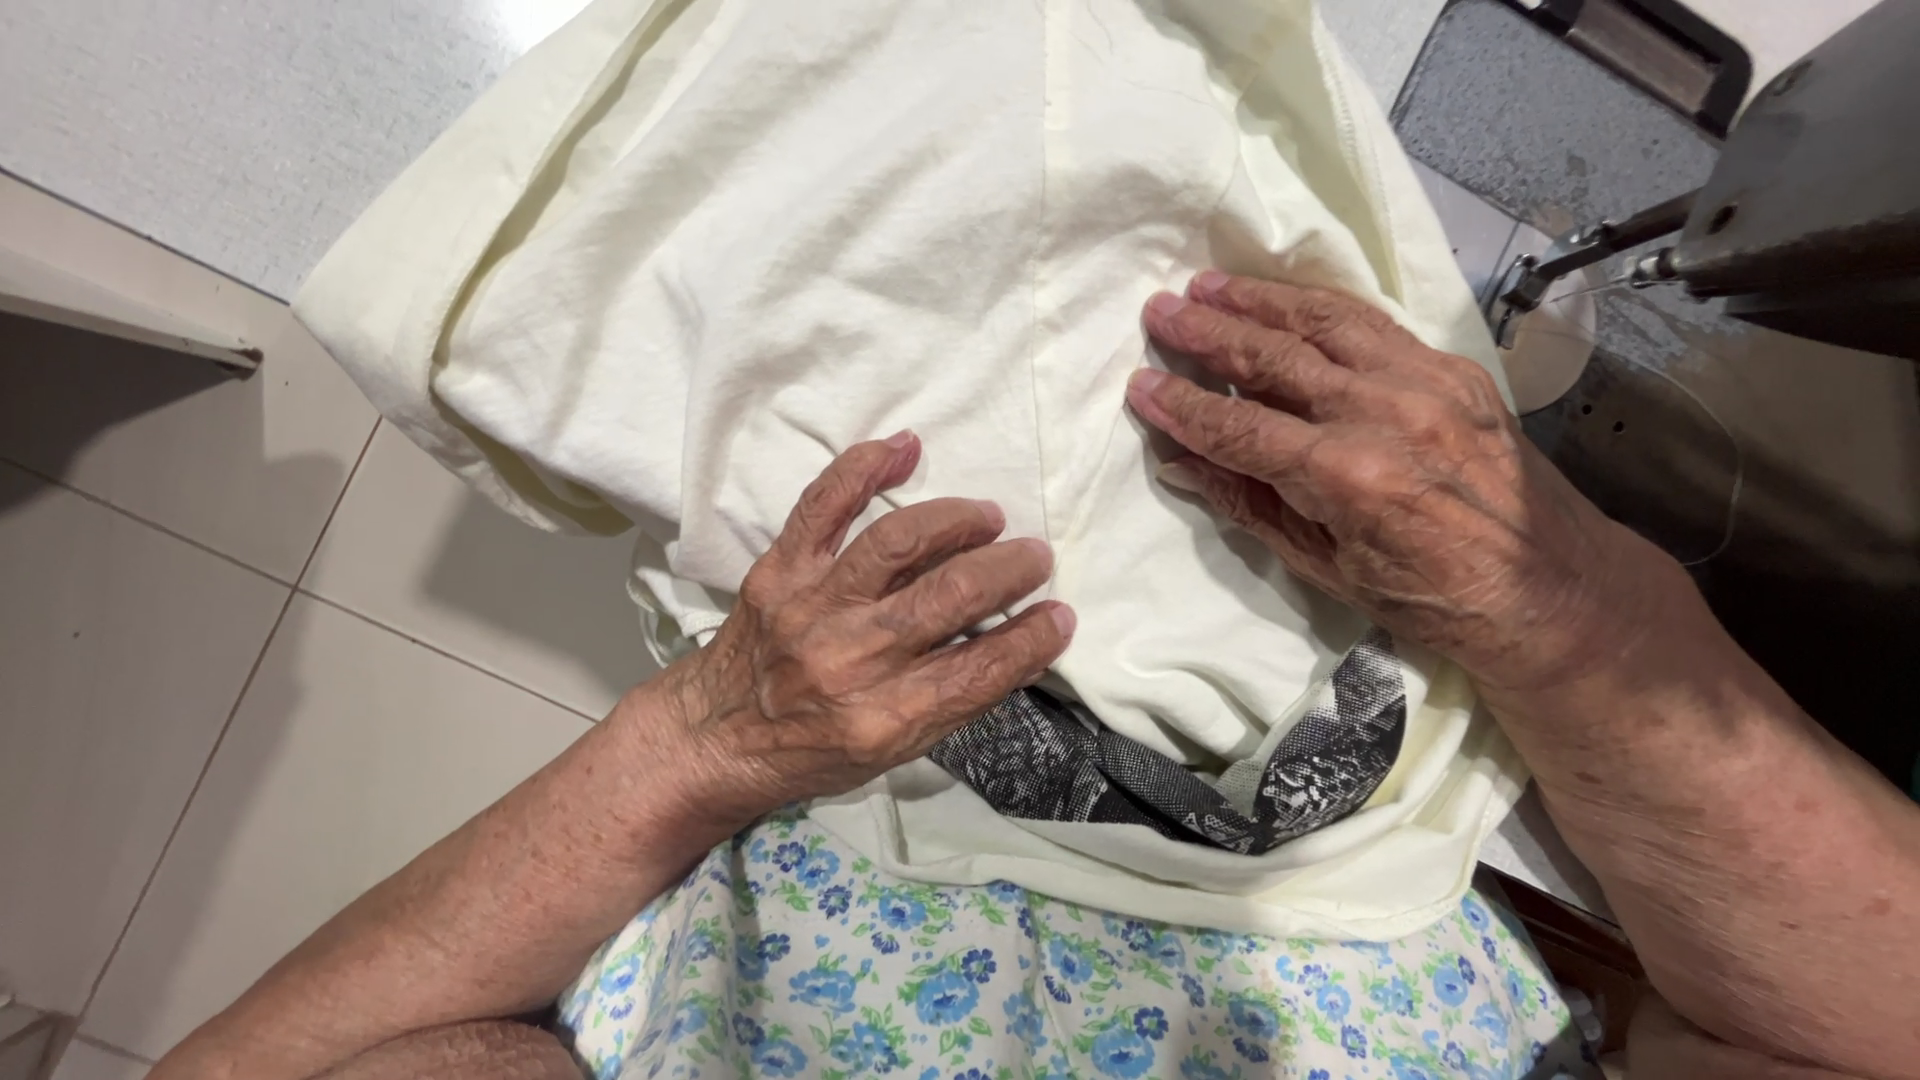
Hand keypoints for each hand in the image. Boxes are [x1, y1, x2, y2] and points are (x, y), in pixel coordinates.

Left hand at [649, 432, 1075, 829]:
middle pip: (950, 596)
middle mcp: (849, 659)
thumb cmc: (811, 753)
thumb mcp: (890, 753)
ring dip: (956, 521)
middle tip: (1034, 557)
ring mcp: (810, 606)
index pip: (981, 670)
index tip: (1060, 614)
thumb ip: (949, 698)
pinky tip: (906, 446)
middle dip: (1009, 570)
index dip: (1033, 639)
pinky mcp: (779, 569)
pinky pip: (823, 503)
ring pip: (898, 542)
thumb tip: (1012, 641)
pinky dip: (865, 466)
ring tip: (988, 517)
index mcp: (883, 720)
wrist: (714, 736)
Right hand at [1128, 271, 1673, 693]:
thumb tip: (1181, 462)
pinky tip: (1282, 299)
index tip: (1139, 384)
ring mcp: (1427, 382)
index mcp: (1349, 478)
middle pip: (1276, 358)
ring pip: (1325, 321)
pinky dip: (1316, 305)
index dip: (1183, 406)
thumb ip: (1248, 503)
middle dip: (1209, 332)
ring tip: (1209, 284)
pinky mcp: (1453, 368)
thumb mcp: (1321, 566)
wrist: (1552, 586)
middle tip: (1160, 309)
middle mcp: (1387, 414)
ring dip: (1259, 299)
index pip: (1241, 427)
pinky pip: (1370, 323)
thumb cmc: (1427, 597)